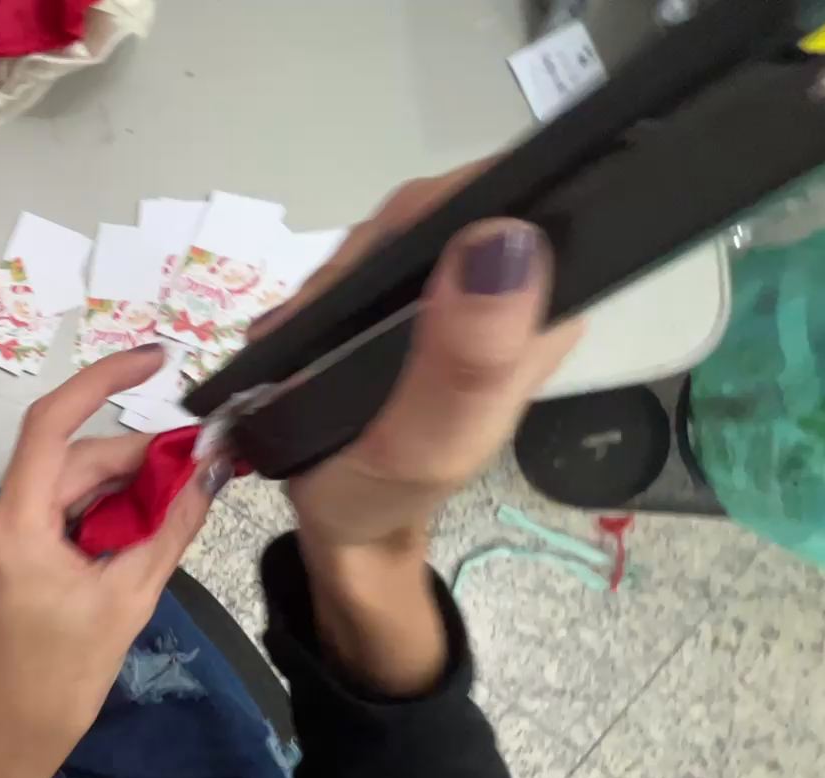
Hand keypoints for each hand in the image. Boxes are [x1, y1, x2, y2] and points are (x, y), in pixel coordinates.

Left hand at [0, 345, 222, 777]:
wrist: (7, 730)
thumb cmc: (64, 678)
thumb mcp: (128, 599)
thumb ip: (169, 528)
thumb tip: (208, 472)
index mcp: (16, 527)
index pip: (50, 426)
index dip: (101, 382)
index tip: (154, 359)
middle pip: (67, 462)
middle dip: (130, 461)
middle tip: (193, 470)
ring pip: (60, 487)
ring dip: (115, 489)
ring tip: (169, 505)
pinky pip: (49, 512)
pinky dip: (91, 513)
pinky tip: (130, 528)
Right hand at [253, 162, 585, 693]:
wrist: (343, 526)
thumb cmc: (382, 495)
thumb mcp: (426, 443)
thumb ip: (466, 358)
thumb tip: (498, 239)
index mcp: (538, 312)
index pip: (511, 204)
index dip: (432, 214)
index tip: (354, 277)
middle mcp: (503, 296)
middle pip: (435, 216)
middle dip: (355, 259)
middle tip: (304, 324)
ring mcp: (446, 305)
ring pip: (388, 241)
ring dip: (326, 282)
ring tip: (286, 334)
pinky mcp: (400, 318)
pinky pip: (359, 274)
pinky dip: (315, 297)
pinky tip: (288, 330)